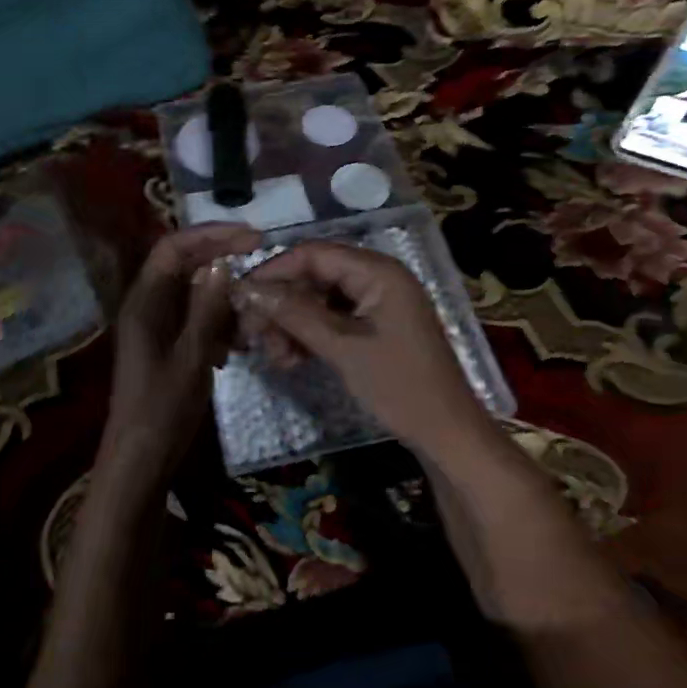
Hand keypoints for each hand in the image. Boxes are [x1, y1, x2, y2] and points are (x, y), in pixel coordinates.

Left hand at [98, 223, 262, 487]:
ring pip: (192, 294)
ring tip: (254, 312)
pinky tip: (238, 344)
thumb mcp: (192, 357)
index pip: (173, 248)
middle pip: (184, 267)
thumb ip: (206, 309)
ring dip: (223, 297)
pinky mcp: (165, 347)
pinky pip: (194, 320)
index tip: (253, 237)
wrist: (140, 459)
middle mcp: (146, 306)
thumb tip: (222, 263)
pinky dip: (217, 323)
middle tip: (263, 264)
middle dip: (222, 262)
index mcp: (144, 302)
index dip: (211, 235)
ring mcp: (155, 327)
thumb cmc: (162, 409)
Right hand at [239, 241, 484, 444]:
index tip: (240, 297)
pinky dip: (307, 335)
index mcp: (378, 272)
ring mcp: (375, 303)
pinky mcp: (372, 326)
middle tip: (252, 334)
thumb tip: (247, 290)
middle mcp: (376, 278)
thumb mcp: (342, 348)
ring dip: (290, 324)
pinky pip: (329, 319)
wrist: (446, 433)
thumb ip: (294, 313)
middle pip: (312, 277)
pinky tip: (291, 359)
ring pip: (316, 300)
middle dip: (280, 305)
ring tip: (275, 356)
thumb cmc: (399, 386)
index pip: (312, 254)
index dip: (273, 272)